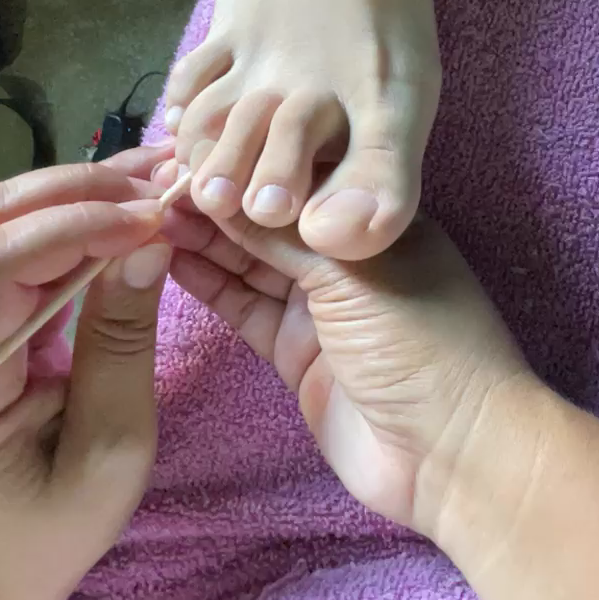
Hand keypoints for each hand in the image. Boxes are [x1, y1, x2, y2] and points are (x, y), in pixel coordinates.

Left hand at [0, 145, 174, 599]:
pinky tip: (115, 208)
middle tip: (157, 182)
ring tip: (145, 180)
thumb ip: (123, 339)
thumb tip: (149, 238)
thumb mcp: (112, 446)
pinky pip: (2, 245)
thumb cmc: (51, 529)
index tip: (153, 220)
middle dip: (74, 190)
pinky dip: (64, 217)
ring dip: (69, 192)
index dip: (73, 225)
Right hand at [159, 193, 534, 536]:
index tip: (191, 147)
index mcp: (372, 221)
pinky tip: (170, 257)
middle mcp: (345, 255)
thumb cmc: (421, 340)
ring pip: (251, 262)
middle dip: (218, 199)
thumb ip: (285, 234)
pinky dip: (211, 284)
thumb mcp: (356, 272)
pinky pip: (245, 307)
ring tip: (150, 212)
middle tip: (156, 179)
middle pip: (271, 219)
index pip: (301, 178)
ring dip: (205, 238)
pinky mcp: (294, 349)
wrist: (448, 452)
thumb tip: (221, 184)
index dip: (249, 163)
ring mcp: (319, 305)